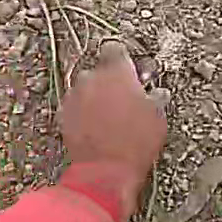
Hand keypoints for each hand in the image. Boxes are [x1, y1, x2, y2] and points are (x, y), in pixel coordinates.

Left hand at [59, 41, 166, 218]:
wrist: (105, 172)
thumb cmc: (136, 143)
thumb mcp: (157, 117)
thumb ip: (154, 97)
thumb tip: (155, 93)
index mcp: (117, 73)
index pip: (115, 50)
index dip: (123, 60)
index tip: (129, 71)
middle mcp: (92, 78)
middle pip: (100, 71)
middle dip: (109, 82)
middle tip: (123, 100)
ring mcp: (75, 96)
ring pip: (86, 88)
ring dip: (95, 97)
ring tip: (109, 117)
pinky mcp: (63, 114)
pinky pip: (75, 106)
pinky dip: (83, 112)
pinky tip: (96, 127)